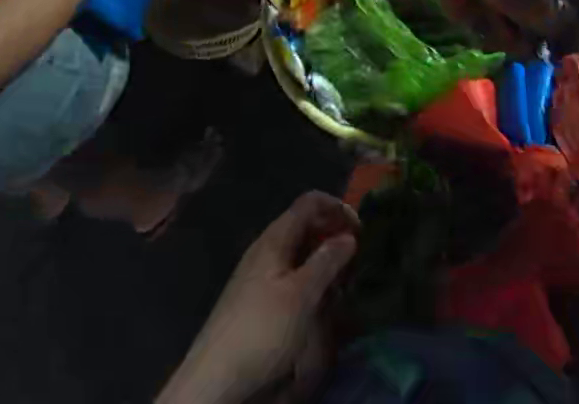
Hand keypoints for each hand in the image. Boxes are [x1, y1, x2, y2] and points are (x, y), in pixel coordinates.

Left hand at [157, 192, 359, 403]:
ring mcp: (262, 271)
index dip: (336, 207)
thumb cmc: (262, 329)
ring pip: (300, 249)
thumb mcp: (300, 296)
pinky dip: (313, 275)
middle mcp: (267, 247)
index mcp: (275, 238)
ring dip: (325, 256)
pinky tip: (324, 297)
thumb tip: (349, 236)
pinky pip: (292, 271)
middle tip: (359, 256)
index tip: (361, 229)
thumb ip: (325, 262)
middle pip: (304, 224)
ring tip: (347, 278)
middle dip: (333, 232)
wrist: (217, 375)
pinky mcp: (261, 295)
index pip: (308, 203)